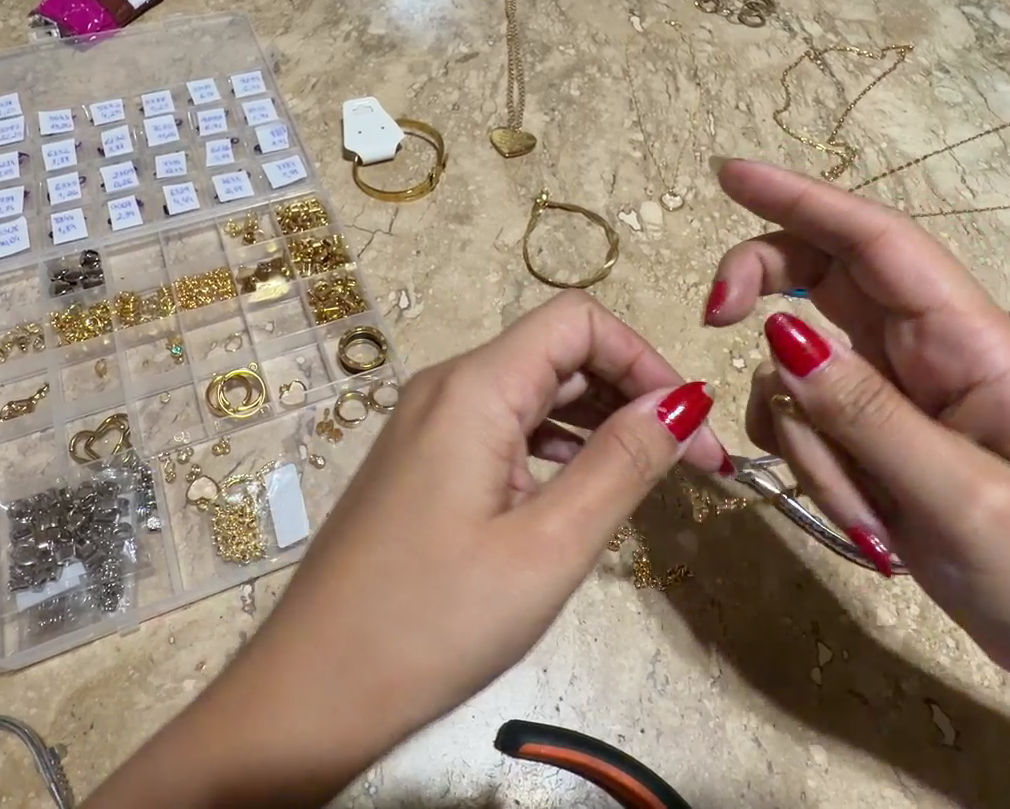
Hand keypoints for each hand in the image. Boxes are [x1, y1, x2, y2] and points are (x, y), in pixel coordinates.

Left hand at [87, 292, 724, 806]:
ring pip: (530, 395)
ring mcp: (427, 427)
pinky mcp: (422, 465)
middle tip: (695, 465)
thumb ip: (620, 462)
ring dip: (597, 425)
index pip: (576, 322)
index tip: (692, 426)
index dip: (643, 358)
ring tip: (650, 481)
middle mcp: (446, 388)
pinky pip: (501, 432)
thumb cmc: (434, 618)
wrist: (314, 687)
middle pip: (555, 355)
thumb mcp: (547, 544)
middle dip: (631, 394)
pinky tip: (583, 493)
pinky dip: (554, 450)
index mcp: (473, 387)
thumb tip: (681, 400)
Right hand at [703, 159, 1009, 691]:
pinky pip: (803, 425)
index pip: (878, 243)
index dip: (802, 199)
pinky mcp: (873, 443)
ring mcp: (895, 400)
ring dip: (806, 441)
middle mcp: (928, 355)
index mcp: (974, 344)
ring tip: (869, 521)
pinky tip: (864, 526)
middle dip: (761, 288)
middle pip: (821, 284)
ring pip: (798, 373)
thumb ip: (868, 415)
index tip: (729, 175)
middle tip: (713, 317)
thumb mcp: (971, 501)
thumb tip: (778, 333)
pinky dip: (810, 469)